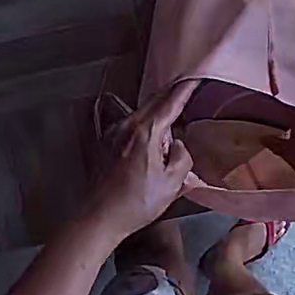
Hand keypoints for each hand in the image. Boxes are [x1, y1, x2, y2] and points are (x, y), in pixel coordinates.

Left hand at [79, 80, 196, 243]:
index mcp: (145, 132)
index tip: (194, 78)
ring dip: (157, 112)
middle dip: (170, 94)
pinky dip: (144, 125)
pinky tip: (151, 140)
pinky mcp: (106, 142)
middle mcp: (126, 126)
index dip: (184, 90)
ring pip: (141, 113)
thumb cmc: (135, 202)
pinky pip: (130, 125)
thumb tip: (177, 145)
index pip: (169, 104)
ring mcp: (113, 133)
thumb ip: (181, 156)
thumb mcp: (171, 183)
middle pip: (153, 102)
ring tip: (172, 121)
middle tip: (185, 88)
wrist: (100, 215)